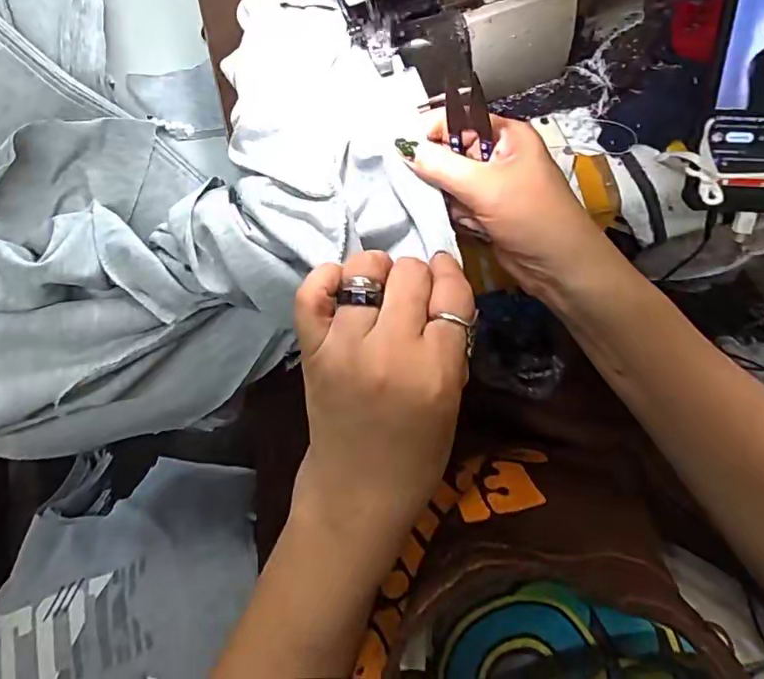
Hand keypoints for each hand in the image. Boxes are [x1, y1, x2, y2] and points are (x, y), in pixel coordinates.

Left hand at [291, 251, 473, 545]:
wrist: (356, 492)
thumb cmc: (415, 455)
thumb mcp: (452, 401)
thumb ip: (451, 346)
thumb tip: (442, 290)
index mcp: (435, 370)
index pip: (451, 295)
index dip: (451, 276)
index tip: (444, 275)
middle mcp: (390, 351)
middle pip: (410, 274)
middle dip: (418, 276)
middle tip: (412, 293)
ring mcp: (344, 347)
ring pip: (365, 272)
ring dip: (378, 273)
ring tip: (379, 289)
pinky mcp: (311, 348)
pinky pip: (312, 291)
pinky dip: (326, 278)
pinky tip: (341, 286)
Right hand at [403, 111, 603, 298]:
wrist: (560, 269)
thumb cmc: (533, 218)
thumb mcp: (484, 186)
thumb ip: (440, 164)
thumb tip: (403, 147)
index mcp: (506, 134)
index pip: (457, 118)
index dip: (432, 131)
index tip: (409, 149)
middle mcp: (497, 153)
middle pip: (447, 149)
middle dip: (441, 171)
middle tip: (445, 188)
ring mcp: (490, 181)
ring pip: (446, 178)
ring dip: (449, 196)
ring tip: (469, 212)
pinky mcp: (484, 207)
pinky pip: (454, 200)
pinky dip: (456, 212)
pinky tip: (473, 224)